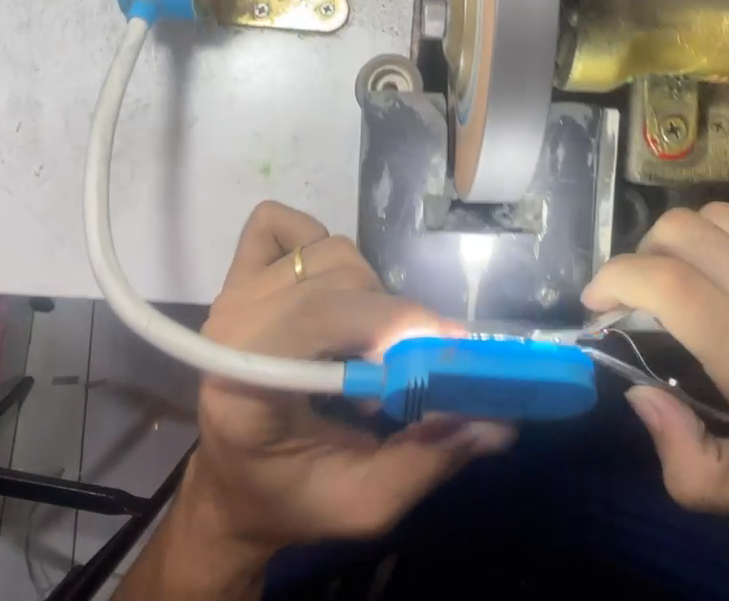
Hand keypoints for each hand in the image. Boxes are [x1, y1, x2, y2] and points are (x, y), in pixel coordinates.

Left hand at [169, 203, 512, 563]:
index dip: (390, 321)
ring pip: (329, 250)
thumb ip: (427, 460)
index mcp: (244, 385)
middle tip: (401, 369)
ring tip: (365, 346)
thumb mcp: (364, 503)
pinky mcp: (240, 273)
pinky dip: (319, 245)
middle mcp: (231, 324)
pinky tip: (333, 295)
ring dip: (366, 291)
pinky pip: (285, 224)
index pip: (319, 318)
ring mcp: (233, 291)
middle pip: (337, 276)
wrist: (236, 482)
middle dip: (389, 318)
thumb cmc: (293, 495)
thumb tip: (497, 422)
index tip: (446, 346)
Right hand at [583, 180, 728, 565]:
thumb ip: (690, 465)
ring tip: (701, 277)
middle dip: (643, 257)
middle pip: (684, 232)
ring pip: (724, 212)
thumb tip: (636, 396)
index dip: (613, 279)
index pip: (667, 285)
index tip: (599, 303)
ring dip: (691, 240)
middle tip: (648, 296)